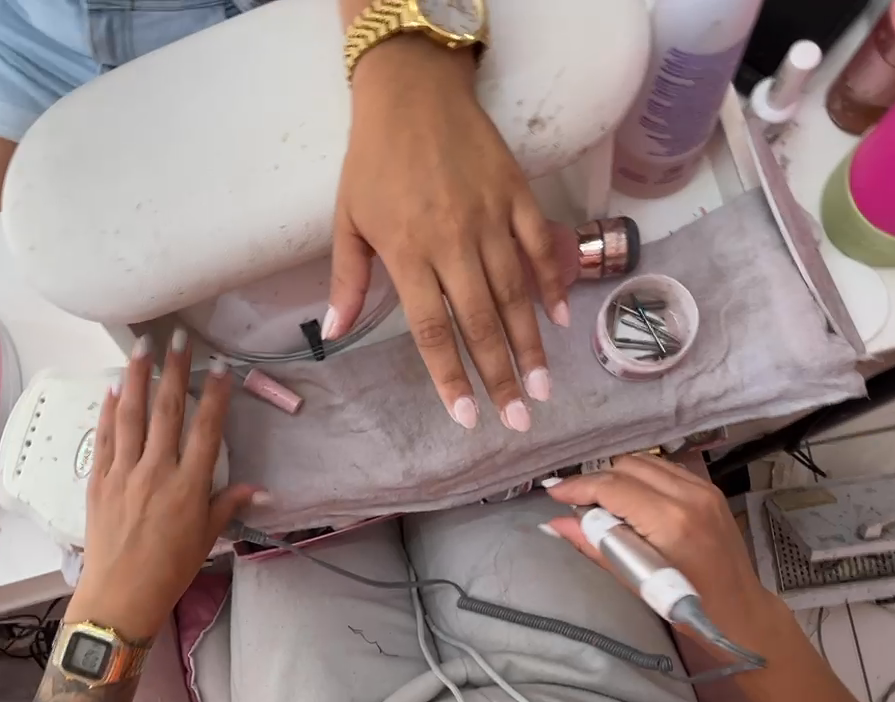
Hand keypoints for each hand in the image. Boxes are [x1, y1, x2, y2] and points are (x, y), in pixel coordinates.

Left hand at [66, 332, 261, 639]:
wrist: (121, 593)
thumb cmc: (171, 568)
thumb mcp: (207, 537)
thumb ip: (229, 504)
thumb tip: (262, 489)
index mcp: (189, 486)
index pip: (206, 429)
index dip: (216, 395)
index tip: (222, 366)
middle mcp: (157, 471)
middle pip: (168, 410)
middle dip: (175, 370)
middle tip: (178, 336)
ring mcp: (124, 472)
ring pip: (132, 415)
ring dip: (139, 377)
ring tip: (143, 346)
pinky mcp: (99, 479)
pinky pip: (105, 437)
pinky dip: (110, 409)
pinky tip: (115, 386)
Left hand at [328, 37, 567, 432]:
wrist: (411, 89)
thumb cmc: (372, 161)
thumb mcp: (347, 220)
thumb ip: (346, 281)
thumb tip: (334, 334)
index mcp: (409, 254)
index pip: (434, 330)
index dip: (451, 376)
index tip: (466, 416)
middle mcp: (453, 243)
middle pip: (482, 322)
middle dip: (501, 377)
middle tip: (518, 419)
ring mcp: (490, 218)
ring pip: (515, 293)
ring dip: (531, 345)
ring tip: (543, 389)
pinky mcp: (516, 194)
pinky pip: (537, 247)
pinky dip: (551, 284)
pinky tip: (560, 321)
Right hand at [543, 456, 789, 652]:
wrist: (741, 610)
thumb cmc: (688, 606)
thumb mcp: (636, 582)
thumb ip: (596, 546)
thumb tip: (555, 524)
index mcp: (671, 521)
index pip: (613, 487)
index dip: (578, 487)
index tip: (553, 493)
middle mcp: (689, 495)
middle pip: (626, 467)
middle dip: (595, 481)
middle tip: (576, 504)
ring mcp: (703, 488)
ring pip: (644, 462)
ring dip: (617, 476)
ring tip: (601, 501)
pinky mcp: (709, 489)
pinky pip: (662, 468)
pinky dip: (639, 477)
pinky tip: (629, 499)